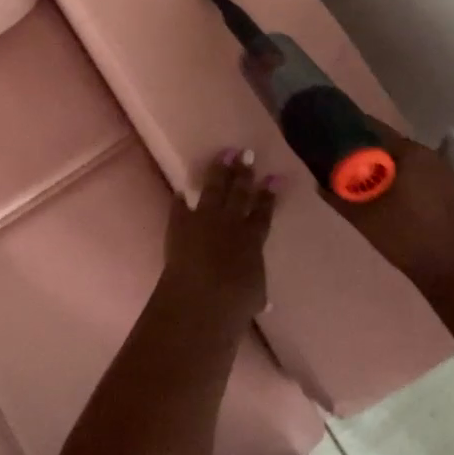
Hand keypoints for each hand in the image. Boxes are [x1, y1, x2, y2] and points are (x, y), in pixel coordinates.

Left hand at [159, 149, 276, 331]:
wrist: (201, 296)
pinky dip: (180, 199)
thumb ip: (256, 288)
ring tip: (224, 154)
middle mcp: (230, 222)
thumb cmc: (235, 302)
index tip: (274, 176)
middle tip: (247, 153)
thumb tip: (262, 300)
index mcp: (252, 238)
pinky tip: (180, 189)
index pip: (263, 211)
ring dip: (219, 170)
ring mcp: (203, 219)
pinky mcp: (179, 223)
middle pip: (239, 192)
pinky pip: (179, 207)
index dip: (269, 193)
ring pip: (214, 189)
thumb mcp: (255, 295)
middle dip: (244, 172)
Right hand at [321, 118, 453, 294]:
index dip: (344, 131)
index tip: (324, 140)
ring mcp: (443, 172)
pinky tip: (384, 197)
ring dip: (379, 168)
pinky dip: (397, 179)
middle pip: (385, 143)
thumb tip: (319, 181)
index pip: (369, 127)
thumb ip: (337, 195)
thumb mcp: (363, 217)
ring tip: (356, 182)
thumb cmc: (409, 238)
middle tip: (337, 165)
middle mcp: (429, 154)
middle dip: (361, 152)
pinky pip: (415, 174)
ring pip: (400, 160)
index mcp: (409, 151)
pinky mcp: (449, 190)